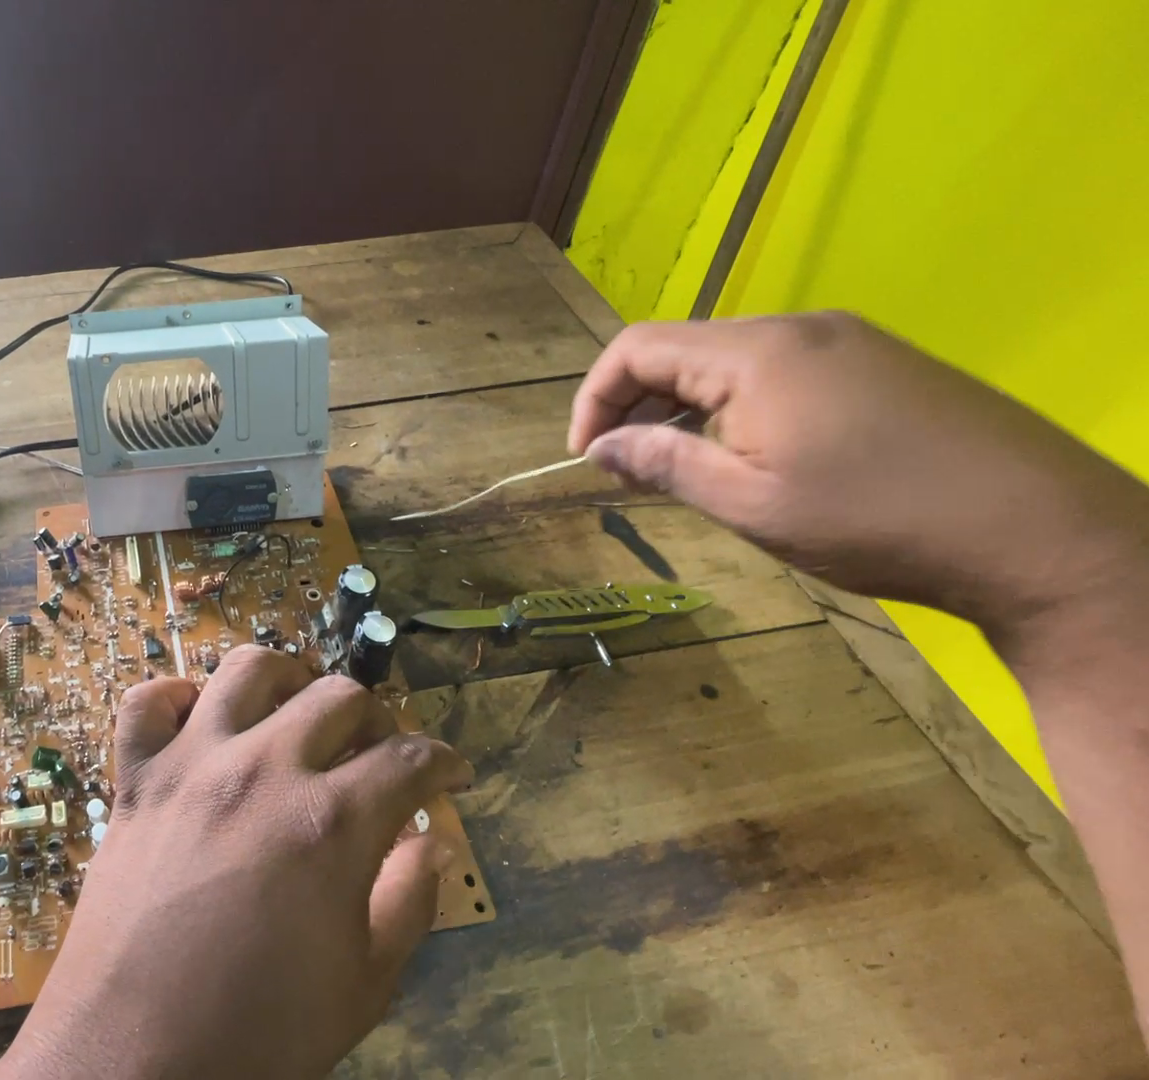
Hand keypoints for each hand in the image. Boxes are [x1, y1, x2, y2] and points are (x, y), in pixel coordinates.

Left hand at [0, 646, 471, 1079]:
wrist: (135, 1058)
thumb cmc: (258, 1033)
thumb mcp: (363, 984)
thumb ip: (409, 901)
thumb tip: (432, 841)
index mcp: (330, 822)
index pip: (410, 758)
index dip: (443, 760)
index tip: (450, 773)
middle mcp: (264, 770)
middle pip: (339, 697)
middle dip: (375, 717)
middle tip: (376, 752)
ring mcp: (192, 765)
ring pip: (247, 671)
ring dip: (286, 679)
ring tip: (296, 710)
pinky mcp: (135, 778)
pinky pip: (146, 703)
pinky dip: (175, 696)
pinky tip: (199, 717)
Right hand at [566, 312, 1148, 642]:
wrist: (1044, 533)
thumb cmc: (875, 519)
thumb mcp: (748, 501)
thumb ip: (662, 463)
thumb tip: (601, 447)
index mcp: (758, 354)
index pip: (638, 348)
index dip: (594, 398)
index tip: (587, 457)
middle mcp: (798, 330)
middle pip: (680, 350)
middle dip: (634, 407)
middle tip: (626, 473)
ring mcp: (844, 343)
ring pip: (725, 363)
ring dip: (681, 411)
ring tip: (676, 471)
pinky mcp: (876, 366)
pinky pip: (774, 373)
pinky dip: (730, 409)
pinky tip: (742, 457)